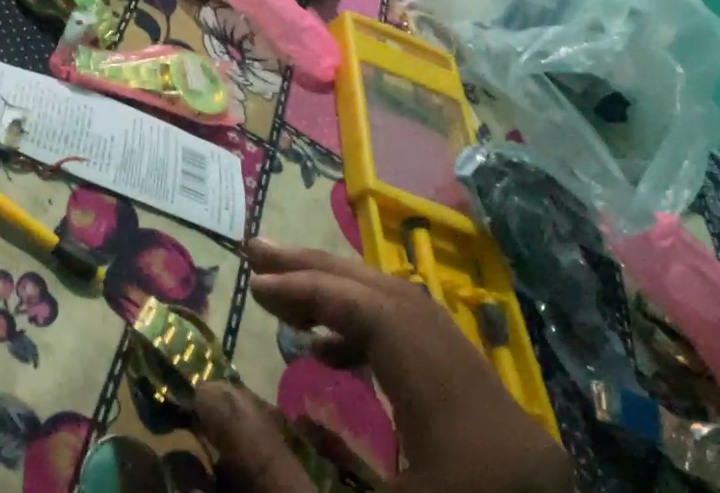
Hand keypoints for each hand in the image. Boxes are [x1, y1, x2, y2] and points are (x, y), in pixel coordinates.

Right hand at [198, 242, 573, 492]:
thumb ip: (268, 466)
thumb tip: (206, 392)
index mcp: (470, 437)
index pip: (386, 320)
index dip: (313, 290)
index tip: (252, 283)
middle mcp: (504, 417)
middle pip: (408, 308)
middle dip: (326, 275)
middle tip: (258, 254)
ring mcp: (513, 430)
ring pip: (428, 328)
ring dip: (352, 300)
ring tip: (285, 295)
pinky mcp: (507, 446)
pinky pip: (440, 362)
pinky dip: (382, 339)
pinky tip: (333, 352)